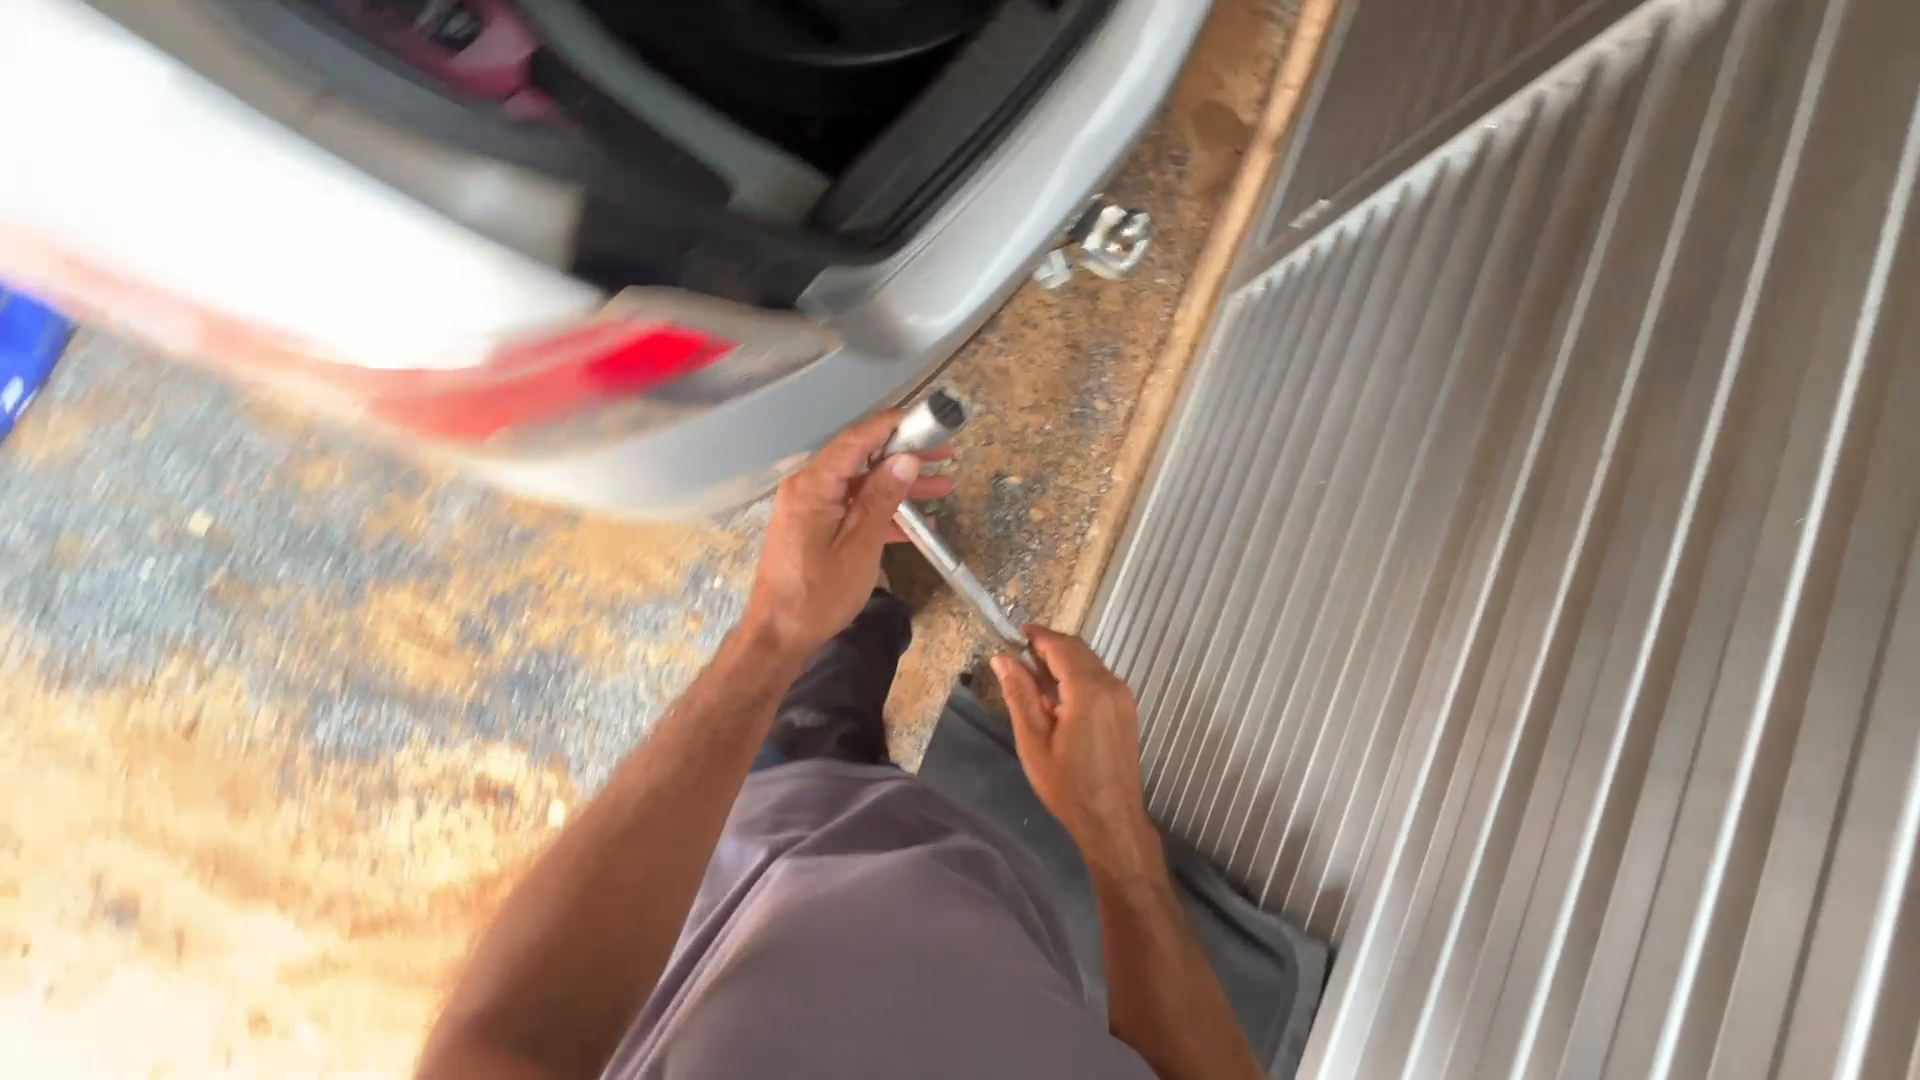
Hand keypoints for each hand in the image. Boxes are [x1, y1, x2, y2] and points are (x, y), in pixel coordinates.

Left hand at [742, 410, 953, 657]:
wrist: (778, 635)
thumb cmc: (818, 595)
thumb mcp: (859, 547)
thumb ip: (881, 499)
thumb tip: (904, 459)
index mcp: (814, 486)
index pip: (856, 439)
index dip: (893, 425)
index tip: (926, 420)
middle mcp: (809, 488)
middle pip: (862, 459)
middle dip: (904, 457)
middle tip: (944, 455)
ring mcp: (811, 509)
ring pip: (862, 485)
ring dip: (900, 487)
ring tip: (943, 487)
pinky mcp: (814, 528)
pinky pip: (853, 509)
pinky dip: (883, 512)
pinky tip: (917, 523)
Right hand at [993, 628, 1159, 875]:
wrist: (1111, 820)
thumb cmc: (1067, 785)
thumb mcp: (1033, 741)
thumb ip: (1019, 694)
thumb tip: (1002, 659)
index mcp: (1088, 690)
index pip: (1060, 646)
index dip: (1036, 636)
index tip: (1011, 635)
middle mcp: (1111, 685)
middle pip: (1077, 649)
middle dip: (1047, 647)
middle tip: (1016, 659)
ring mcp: (1123, 697)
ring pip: (1089, 662)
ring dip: (1061, 662)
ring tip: (1031, 681)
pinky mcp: (1126, 709)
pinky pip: (1098, 678)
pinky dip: (1076, 676)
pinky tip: (1056, 699)